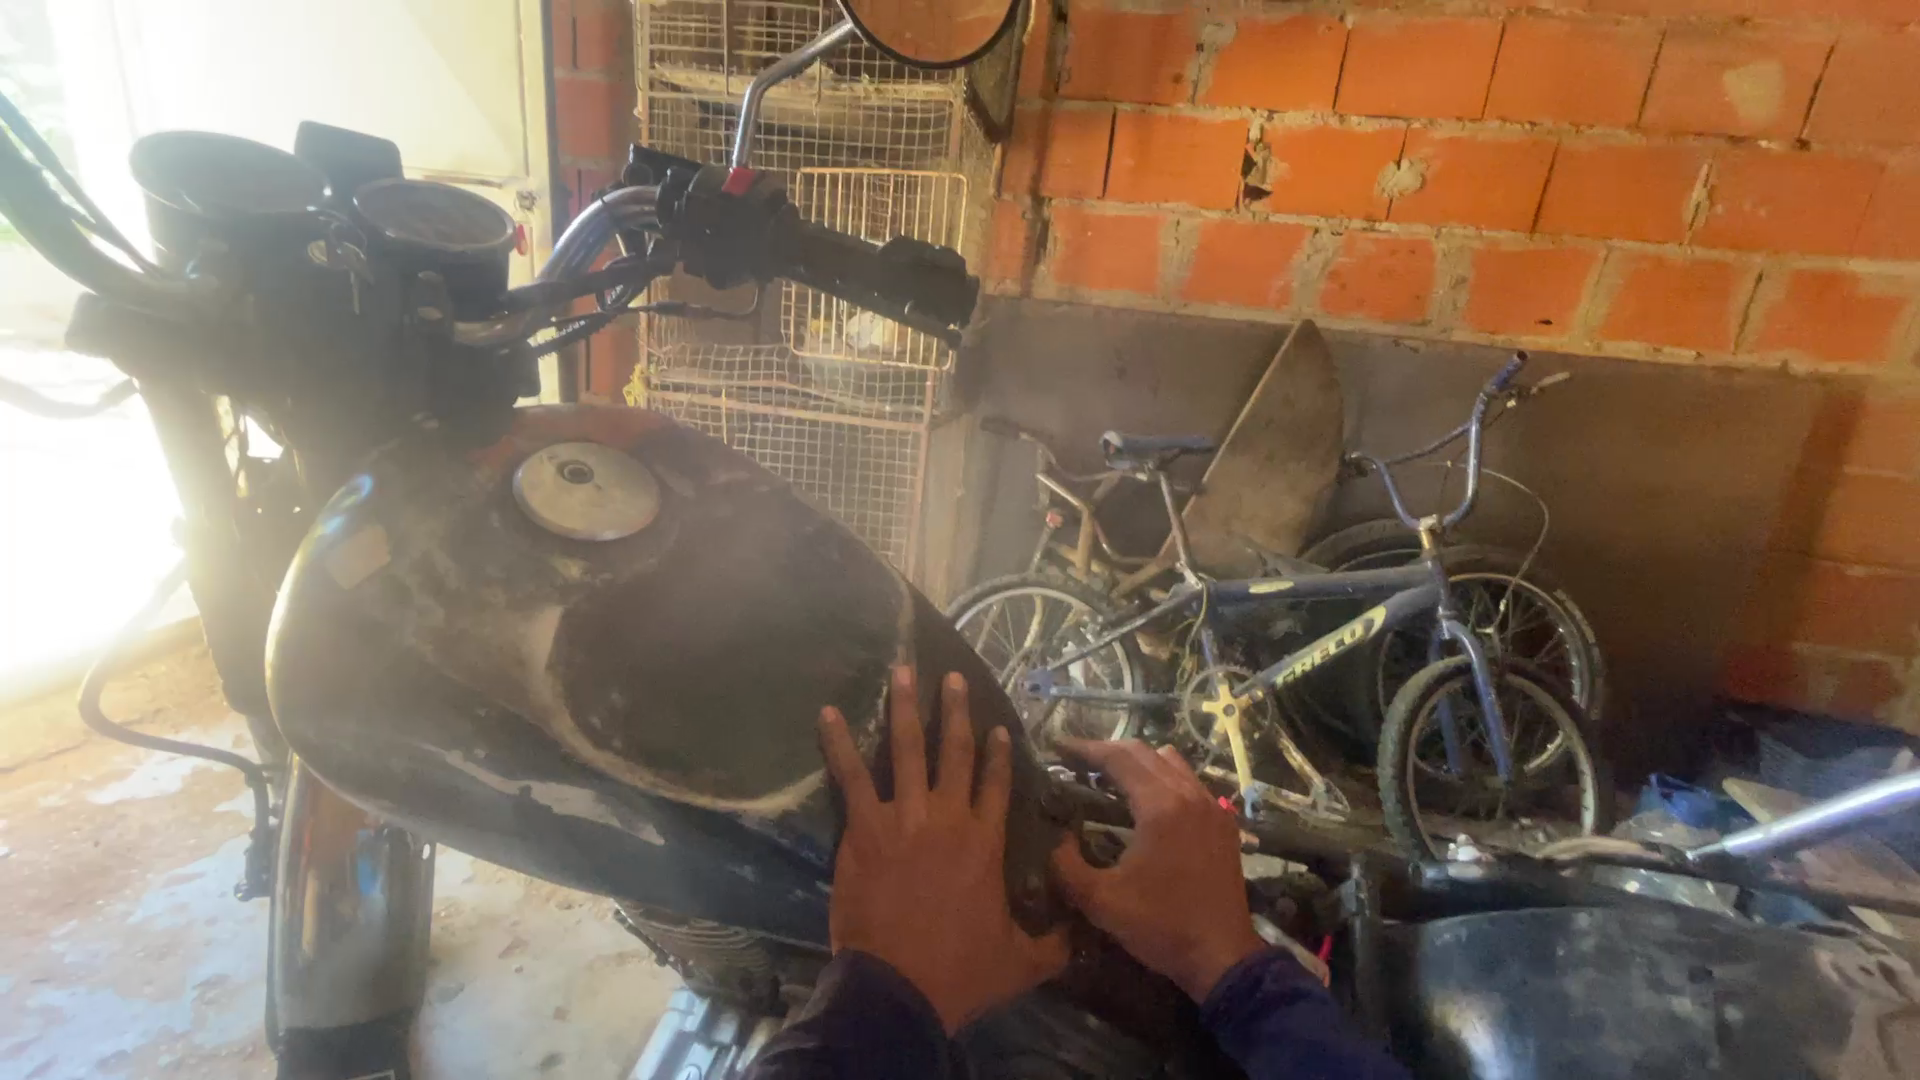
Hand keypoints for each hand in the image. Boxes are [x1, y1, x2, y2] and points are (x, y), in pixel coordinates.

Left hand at [820, 666, 1069, 1032]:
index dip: (998, 752)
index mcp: (985, 841)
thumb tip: (1084, 932)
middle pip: (955, 751)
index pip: (996, 783)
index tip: (998, 726)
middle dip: (955, 710)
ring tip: (901, 671)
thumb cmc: (959, 974)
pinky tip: (828, 714)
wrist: (899, 990)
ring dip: (905, 707)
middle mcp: (948, 816)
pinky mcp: (865, 827)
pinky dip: (839, 744)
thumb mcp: (1021, 963)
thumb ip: (1054, 943)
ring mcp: (905, 816)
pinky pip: (851, 776)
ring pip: (907, 749)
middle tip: (951, 676)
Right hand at [1050, 740, 1265, 1001]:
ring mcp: (1211, 806)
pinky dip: (1164, 776)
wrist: (1223, 958)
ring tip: (1111, 776)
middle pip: (1143, 752)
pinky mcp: (1223, 822)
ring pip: (1170, 760)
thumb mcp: (1101, 902)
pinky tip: (1149, 800)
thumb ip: (1067, 865)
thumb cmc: (1161, 926)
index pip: (1118, 757)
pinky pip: (1190, 780)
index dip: (1085, 748)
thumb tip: (1055, 837)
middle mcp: (1188, 794)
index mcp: (1159, 806)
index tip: (1059, 748)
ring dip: (1138, 760)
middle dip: (1107, 751)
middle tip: (1078, 761)